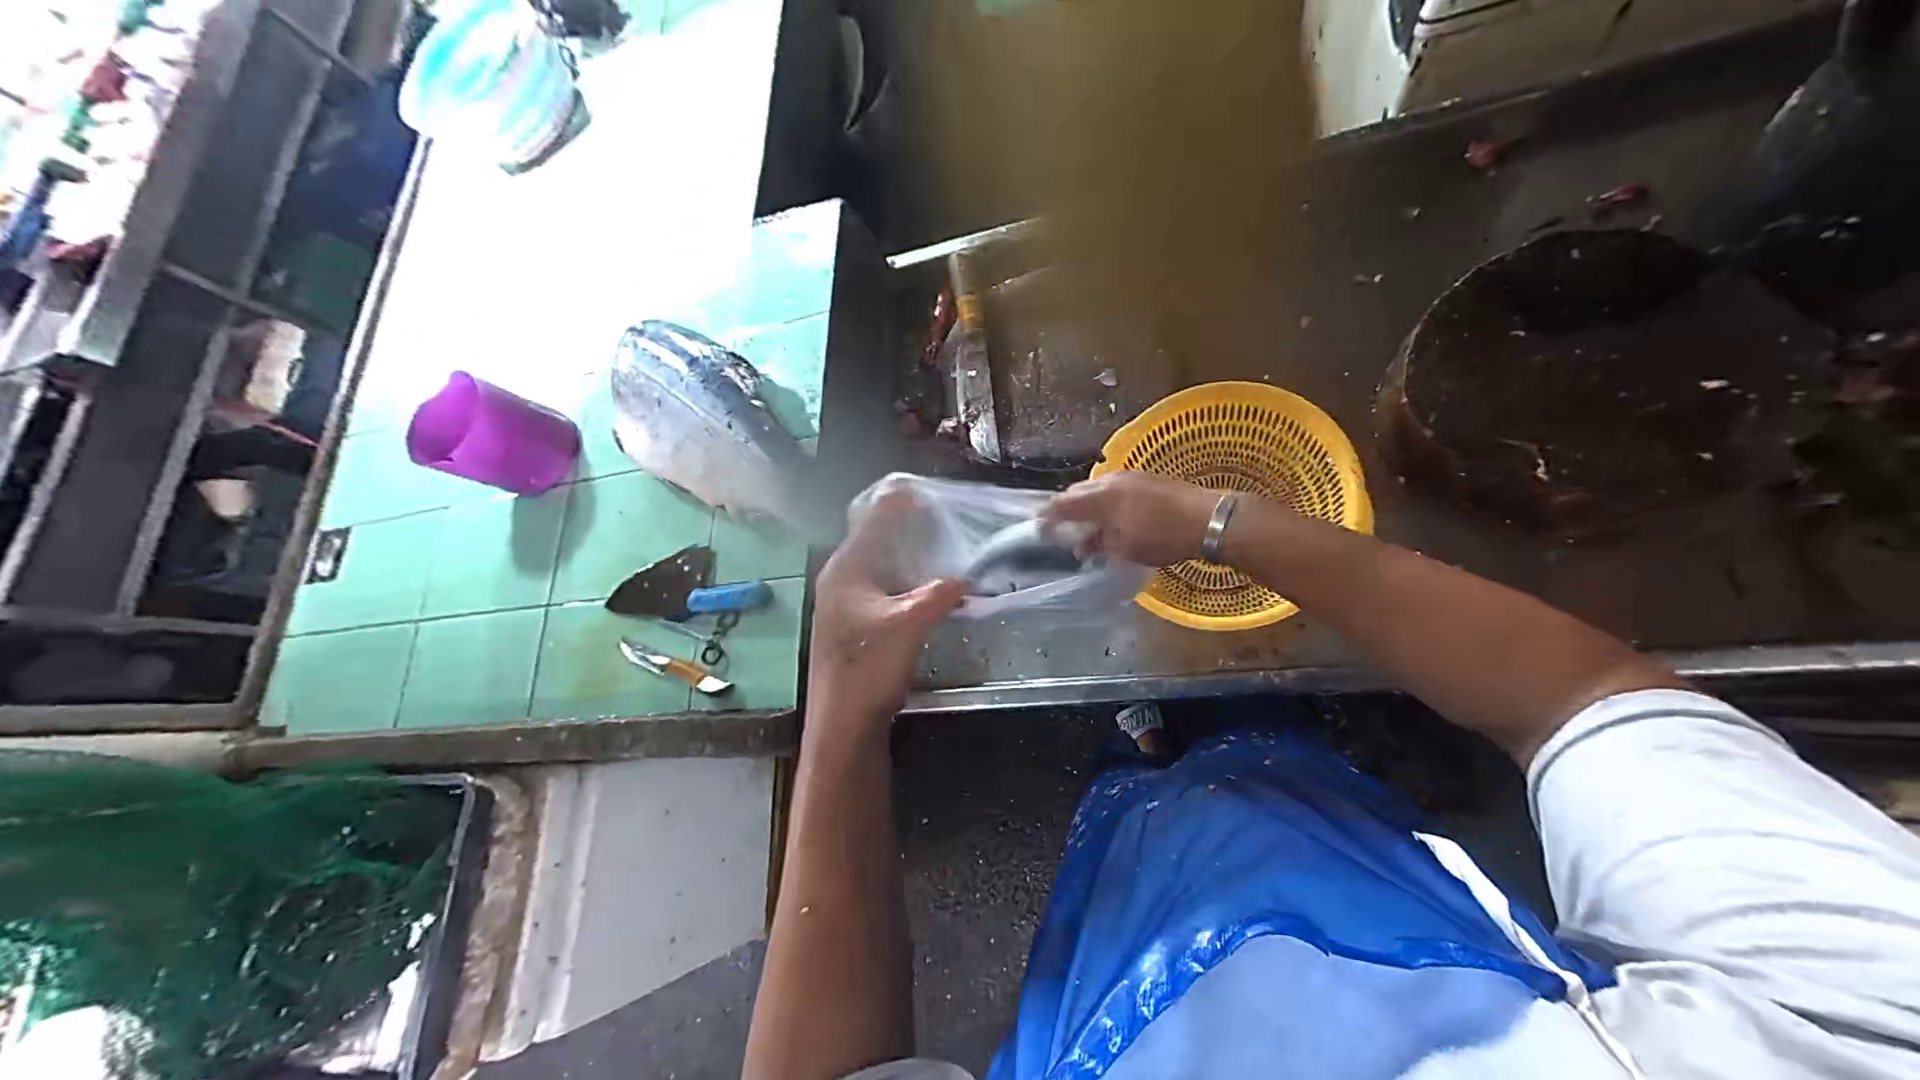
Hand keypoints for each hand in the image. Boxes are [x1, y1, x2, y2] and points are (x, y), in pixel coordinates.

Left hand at [808, 492, 965, 730]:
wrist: (844, 726)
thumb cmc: (866, 671)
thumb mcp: (906, 627)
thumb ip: (938, 595)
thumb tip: (966, 578)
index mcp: (847, 569)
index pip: (874, 518)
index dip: (902, 500)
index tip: (935, 491)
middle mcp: (844, 579)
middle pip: (879, 538)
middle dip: (913, 526)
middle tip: (952, 518)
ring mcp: (851, 602)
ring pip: (886, 565)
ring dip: (915, 556)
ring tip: (951, 547)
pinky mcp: (861, 622)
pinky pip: (890, 587)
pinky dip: (912, 581)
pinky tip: (937, 587)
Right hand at [1041, 471, 1222, 566]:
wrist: (1208, 518)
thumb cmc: (1163, 537)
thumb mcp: (1126, 549)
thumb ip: (1099, 544)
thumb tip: (1083, 546)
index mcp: (1100, 498)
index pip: (1062, 504)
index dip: (1048, 515)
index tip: (1039, 525)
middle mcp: (1110, 481)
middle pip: (1078, 491)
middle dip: (1067, 508)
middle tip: (1063, 526)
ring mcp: (1130, 476)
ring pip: (1097, 487)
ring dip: (1089, 504)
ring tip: (1090, 524)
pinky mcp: (1147, 478)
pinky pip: (1115, 486)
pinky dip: (1107, 500)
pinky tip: (1115, 515)